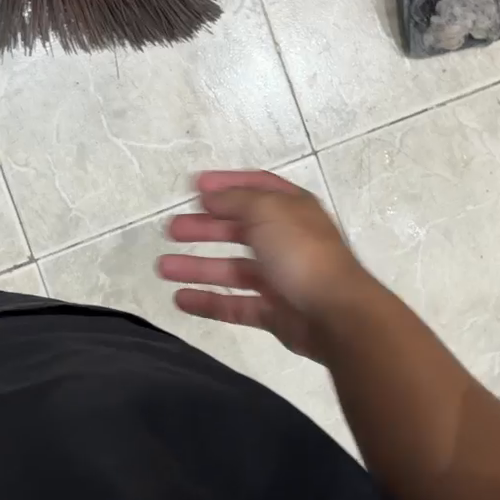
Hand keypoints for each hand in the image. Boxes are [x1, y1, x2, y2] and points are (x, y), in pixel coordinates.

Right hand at [159, 170, 384, 359]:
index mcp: (291, 209)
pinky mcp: (273, 312)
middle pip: (238, 229)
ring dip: (197, 266)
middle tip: (172, 230)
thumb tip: (210, 195)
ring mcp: (279, 278)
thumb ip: (236, 200)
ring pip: (231, 268)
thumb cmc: (302, 252)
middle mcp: (285, 240)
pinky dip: (208, 301)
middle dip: (204, 227)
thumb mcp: (267, 210)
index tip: (194, 188)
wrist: (337, 314)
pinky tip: (180, 299)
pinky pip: (234, 304)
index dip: (226, 185)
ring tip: (162, 267)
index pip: (256, 187)